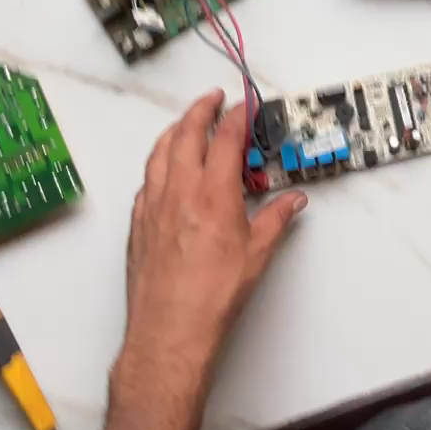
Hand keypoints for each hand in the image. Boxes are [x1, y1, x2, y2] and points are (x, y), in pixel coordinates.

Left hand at [117, 91, 306, 394]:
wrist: (170, 331)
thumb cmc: (212, 296)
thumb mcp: (258, 253)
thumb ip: (277, 218)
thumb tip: (292, 201)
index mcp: (213, 194)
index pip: (226, 139)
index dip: (236, 116)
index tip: (244, 104)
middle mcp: (179, 192)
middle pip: (186, 134)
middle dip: (200, 110)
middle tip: (212, 99)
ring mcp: (153, 207)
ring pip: (159, 153)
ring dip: (174, 130)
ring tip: (185, 123)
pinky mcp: (138, 225)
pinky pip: (146, 181)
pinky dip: (157, 164)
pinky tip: (164, 170)